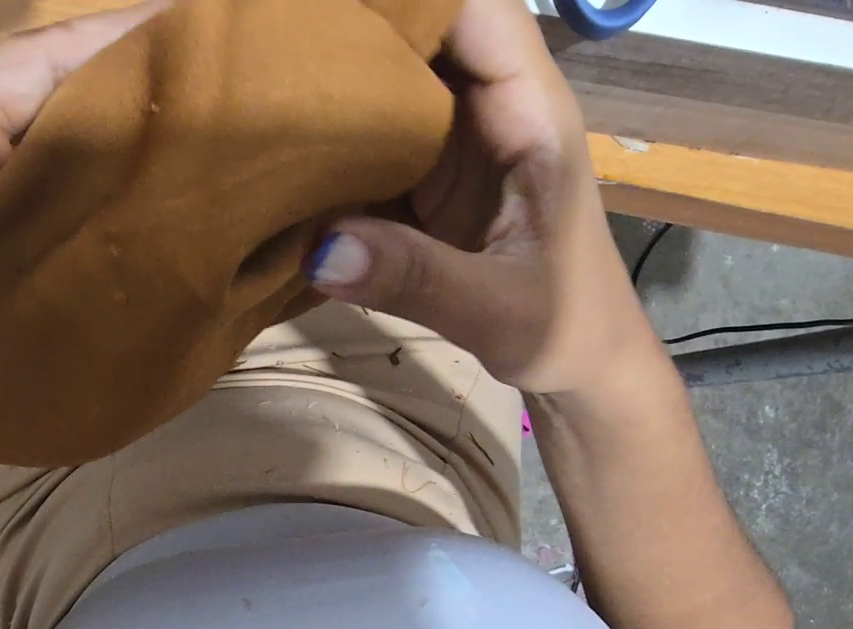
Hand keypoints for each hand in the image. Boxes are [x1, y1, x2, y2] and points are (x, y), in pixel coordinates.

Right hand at [304, 0, 643, 393]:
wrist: (581, 367)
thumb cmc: (565, 330)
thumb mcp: (494, 311)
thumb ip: (414, 279)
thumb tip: (319, 251)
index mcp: (532, 120)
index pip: (481, 16)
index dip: (416, 0)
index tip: (334, 13)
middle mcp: (493, 119)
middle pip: (428, 43)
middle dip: (362, 38)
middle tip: (279, 47)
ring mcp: (458, 155)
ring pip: (397, 94)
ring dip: (342, 94)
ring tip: (270, 94)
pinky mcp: (432, 191)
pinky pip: (379, 153)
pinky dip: (339, 154)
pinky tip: (290, 158)